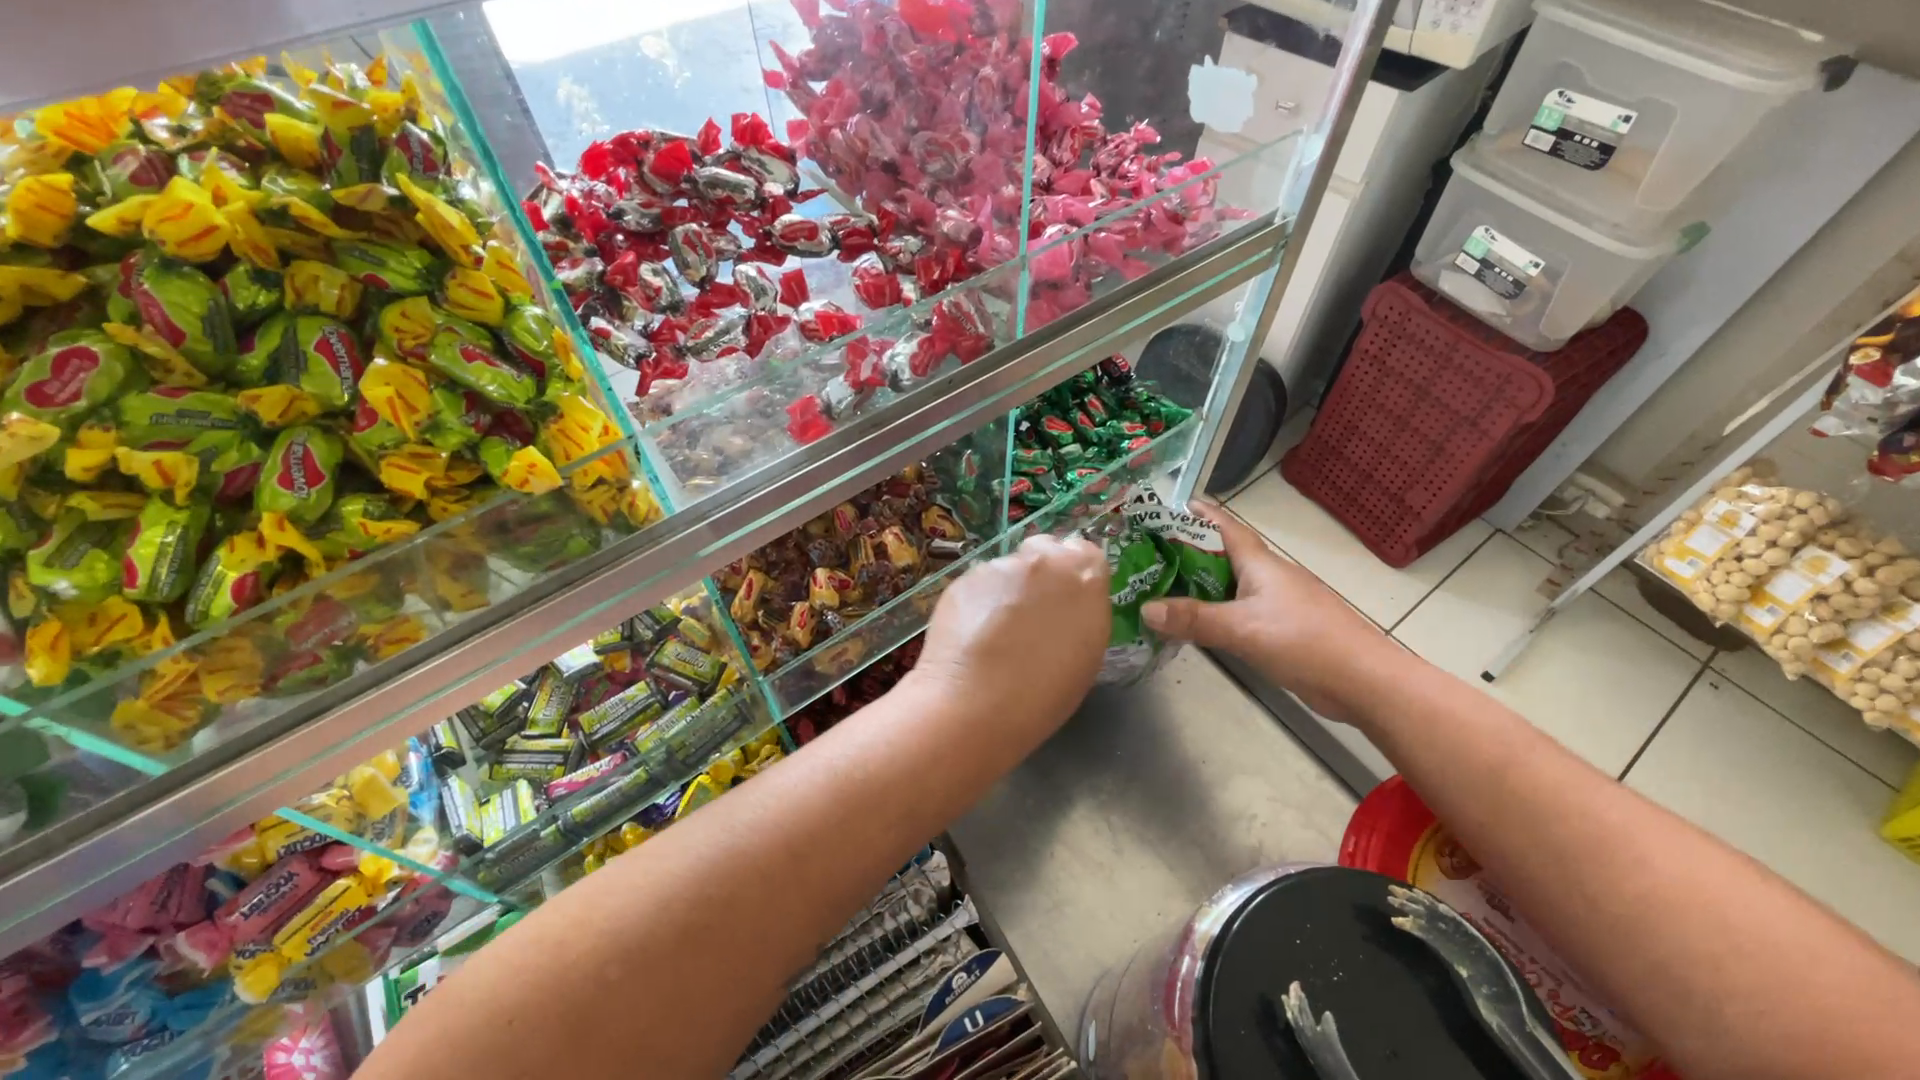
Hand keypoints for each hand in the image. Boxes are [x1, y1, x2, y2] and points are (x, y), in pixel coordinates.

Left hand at [906, 534, 1110, 741]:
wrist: (976, 704)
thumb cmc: (1045, 693)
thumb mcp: (1087, 654)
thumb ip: (1083, 614)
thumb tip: (1069, 605)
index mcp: (1084, 576)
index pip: (1086, 553)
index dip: (1076, 574)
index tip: (1068, 600)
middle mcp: (1043, 560)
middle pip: (1045, 550)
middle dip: (1042, 574)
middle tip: (1032, 614)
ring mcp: (999, 566)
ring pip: (1009, 568)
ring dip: (1008, 589)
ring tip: (996, 632)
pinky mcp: (964, 578)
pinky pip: (978, 585)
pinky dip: (979, 602)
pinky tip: (972, 636)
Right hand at [1139, 502, 1394, 721]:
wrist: (1363, 681)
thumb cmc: (1305, 642)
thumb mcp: (1242, 628)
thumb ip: (1194, 618)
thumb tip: (1145, 608)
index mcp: (1261, 564)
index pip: (1225, 528)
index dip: (1199, 515)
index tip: (1168, 506)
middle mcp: (1268, 578)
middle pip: (1222, 557)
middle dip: (1187, 552)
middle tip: (1147, 556)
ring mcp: (1277, 605)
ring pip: (1229, 587)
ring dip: (1198, 586)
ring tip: (1159, 590)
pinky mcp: (1282, 631)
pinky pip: (1238, 613)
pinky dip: (1214, 614)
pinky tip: (1194, 627)